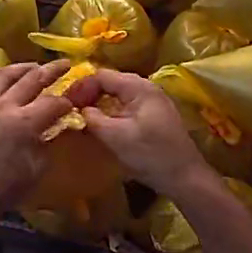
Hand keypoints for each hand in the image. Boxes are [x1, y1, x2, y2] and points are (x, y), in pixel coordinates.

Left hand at [0, 58, 72, 238]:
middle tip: (64, 64)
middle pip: (32, 80)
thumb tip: (56, 125)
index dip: (66, 101)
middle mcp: (4, 106)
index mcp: (25, 123)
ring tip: (34, 65)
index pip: (53, 103)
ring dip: (21, 67)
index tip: (73, 102)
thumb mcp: (37, 168)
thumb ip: (48, 141)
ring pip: (4, 75)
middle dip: (52, 71)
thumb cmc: (6, 188)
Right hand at [63, 69, 215, 198]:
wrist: (185, 177)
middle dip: (89, 93)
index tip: (66, 103)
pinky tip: (103, 123)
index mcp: (139, 87)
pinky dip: (112, 110)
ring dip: (100, 102)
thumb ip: (93, 119)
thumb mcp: (116, 137)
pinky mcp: (155, 115)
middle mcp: (147, 87)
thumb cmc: (150, 155)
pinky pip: (127, 104)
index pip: (102, 75)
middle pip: (111, 82)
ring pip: (119, 94)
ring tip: (83, 116)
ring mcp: (153, 101)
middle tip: (72, 109)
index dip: (81, 86)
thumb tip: (79, 109)